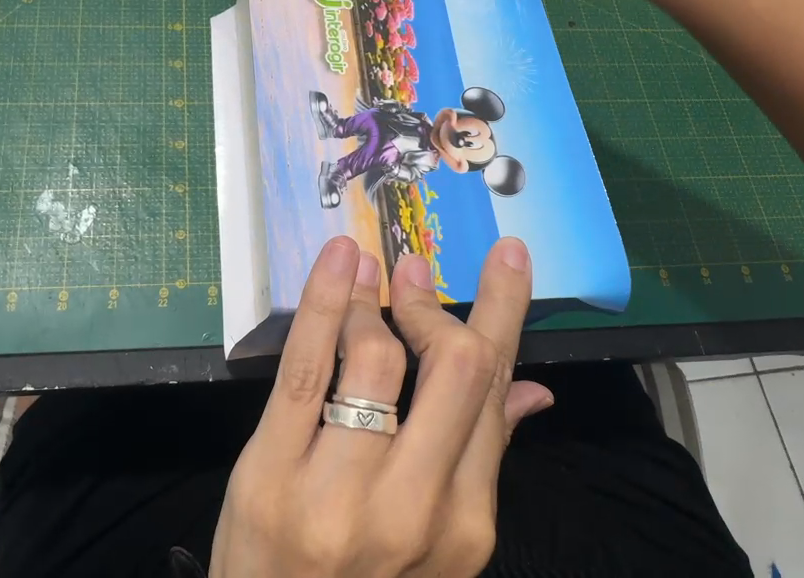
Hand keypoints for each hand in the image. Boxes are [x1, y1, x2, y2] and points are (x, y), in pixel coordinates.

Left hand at [209, 236, 552, 577]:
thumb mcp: (431, 545)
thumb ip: (480, 459)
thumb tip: (530, 389)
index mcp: (462, 525)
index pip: (491, 394)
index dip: (499, 315)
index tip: (504, 259)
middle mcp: (411, 509)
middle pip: (452, 369)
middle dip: (433, 307)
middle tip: (411, 273)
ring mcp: (338, 491)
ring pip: (375, 357)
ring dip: (367, 303)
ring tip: (358, 283)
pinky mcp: (272, 467)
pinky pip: (306, 366)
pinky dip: (325, 300)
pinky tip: (337, 260)